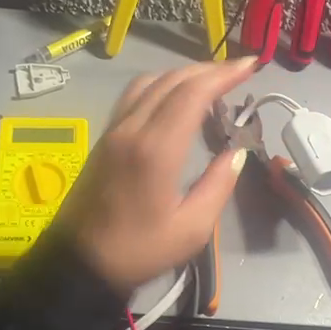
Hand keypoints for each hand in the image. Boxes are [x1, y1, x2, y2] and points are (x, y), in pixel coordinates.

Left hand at [57, 58, 257, 291]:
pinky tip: (175, 99)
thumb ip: (217, 185)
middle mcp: (132, 129)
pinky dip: (160, 86)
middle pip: (171, 81)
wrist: (79, 262)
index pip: (192, 94)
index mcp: (156, 148)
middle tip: (238, 72)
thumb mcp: (191, 229)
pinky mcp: (104, 138)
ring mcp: (114, 131)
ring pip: (148, 83)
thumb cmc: (138, 250)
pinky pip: (133, 96)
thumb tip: (237, 153)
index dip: (223, 75)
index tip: (250, 66)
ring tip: (209, 84)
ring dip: (181, 75)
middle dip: (207, 70)